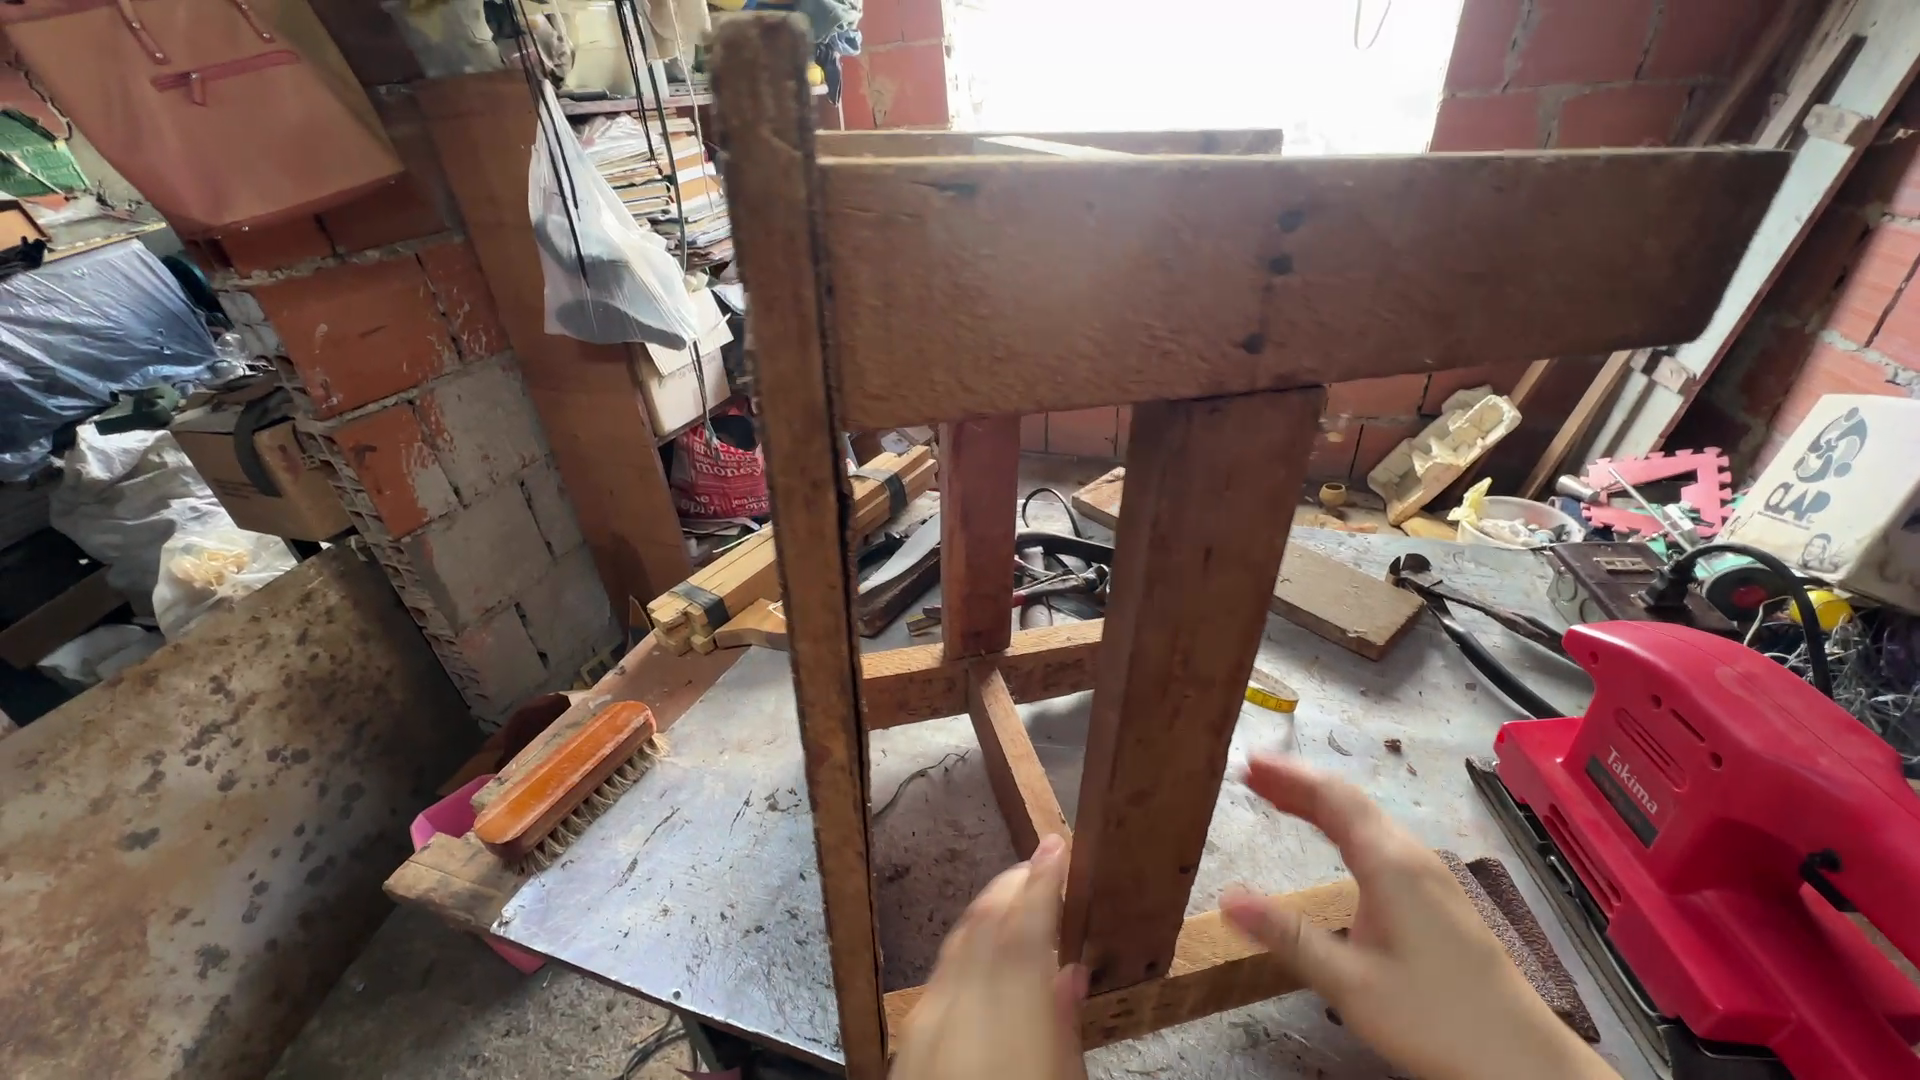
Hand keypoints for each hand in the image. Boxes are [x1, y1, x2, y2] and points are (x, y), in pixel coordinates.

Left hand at [891, 833, 1087, 1079]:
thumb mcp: (1063, 1079)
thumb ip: (1064, 1024)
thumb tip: (1071, 973)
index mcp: (1010, 1020)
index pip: (1025, 930)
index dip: (1041, 881)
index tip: (1055, 845)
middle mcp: (959, 1009)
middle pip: (984, 925)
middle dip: (1012, 886)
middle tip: (1041, 863)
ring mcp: (925, 1021)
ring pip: (957, 943)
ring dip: (987, 911)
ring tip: (1015, 896)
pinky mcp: (907, 1038)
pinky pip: (940, 972)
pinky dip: (965, 947)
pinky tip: (981, 950)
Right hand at [1221, 755, 1616, 1079]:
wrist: (1528, 1068)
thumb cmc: (1436, 1020)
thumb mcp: (1350, 984)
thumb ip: (1288, 936)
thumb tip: (1226, 898)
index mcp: (1390, 864)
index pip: (1332, 798)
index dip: (1287, 775)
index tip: (1247, 762)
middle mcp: (1411, 857)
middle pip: (1349, 801)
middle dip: (1297, 782)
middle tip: (1250, 774)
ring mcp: (1430, 877)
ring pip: (1366, 820)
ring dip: (1318, 803)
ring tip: (1276, 797)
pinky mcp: (1438, 898)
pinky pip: (1378, 840)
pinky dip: (1340, 826)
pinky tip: (1331, 842)